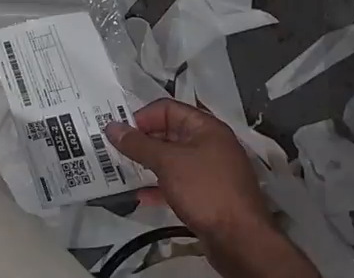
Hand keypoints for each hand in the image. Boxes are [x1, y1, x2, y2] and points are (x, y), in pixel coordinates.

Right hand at [105, 99, 271, 239]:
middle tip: (116, 149)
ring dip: (148, 165)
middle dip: (142, 142)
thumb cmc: (205, 190)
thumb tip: (111, 127)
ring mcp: (211, 173)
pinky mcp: (209, 197)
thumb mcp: (166, 162)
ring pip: (172, 160)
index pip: (167, 109)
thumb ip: (137, 143)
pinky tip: (141, 196)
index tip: (121, 131)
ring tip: (123, 170)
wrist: (242, 243)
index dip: (142, 116)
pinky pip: (179, 183)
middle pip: (169, 133)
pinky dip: (160, 186)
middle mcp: (211, 146)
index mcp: (207, 128)